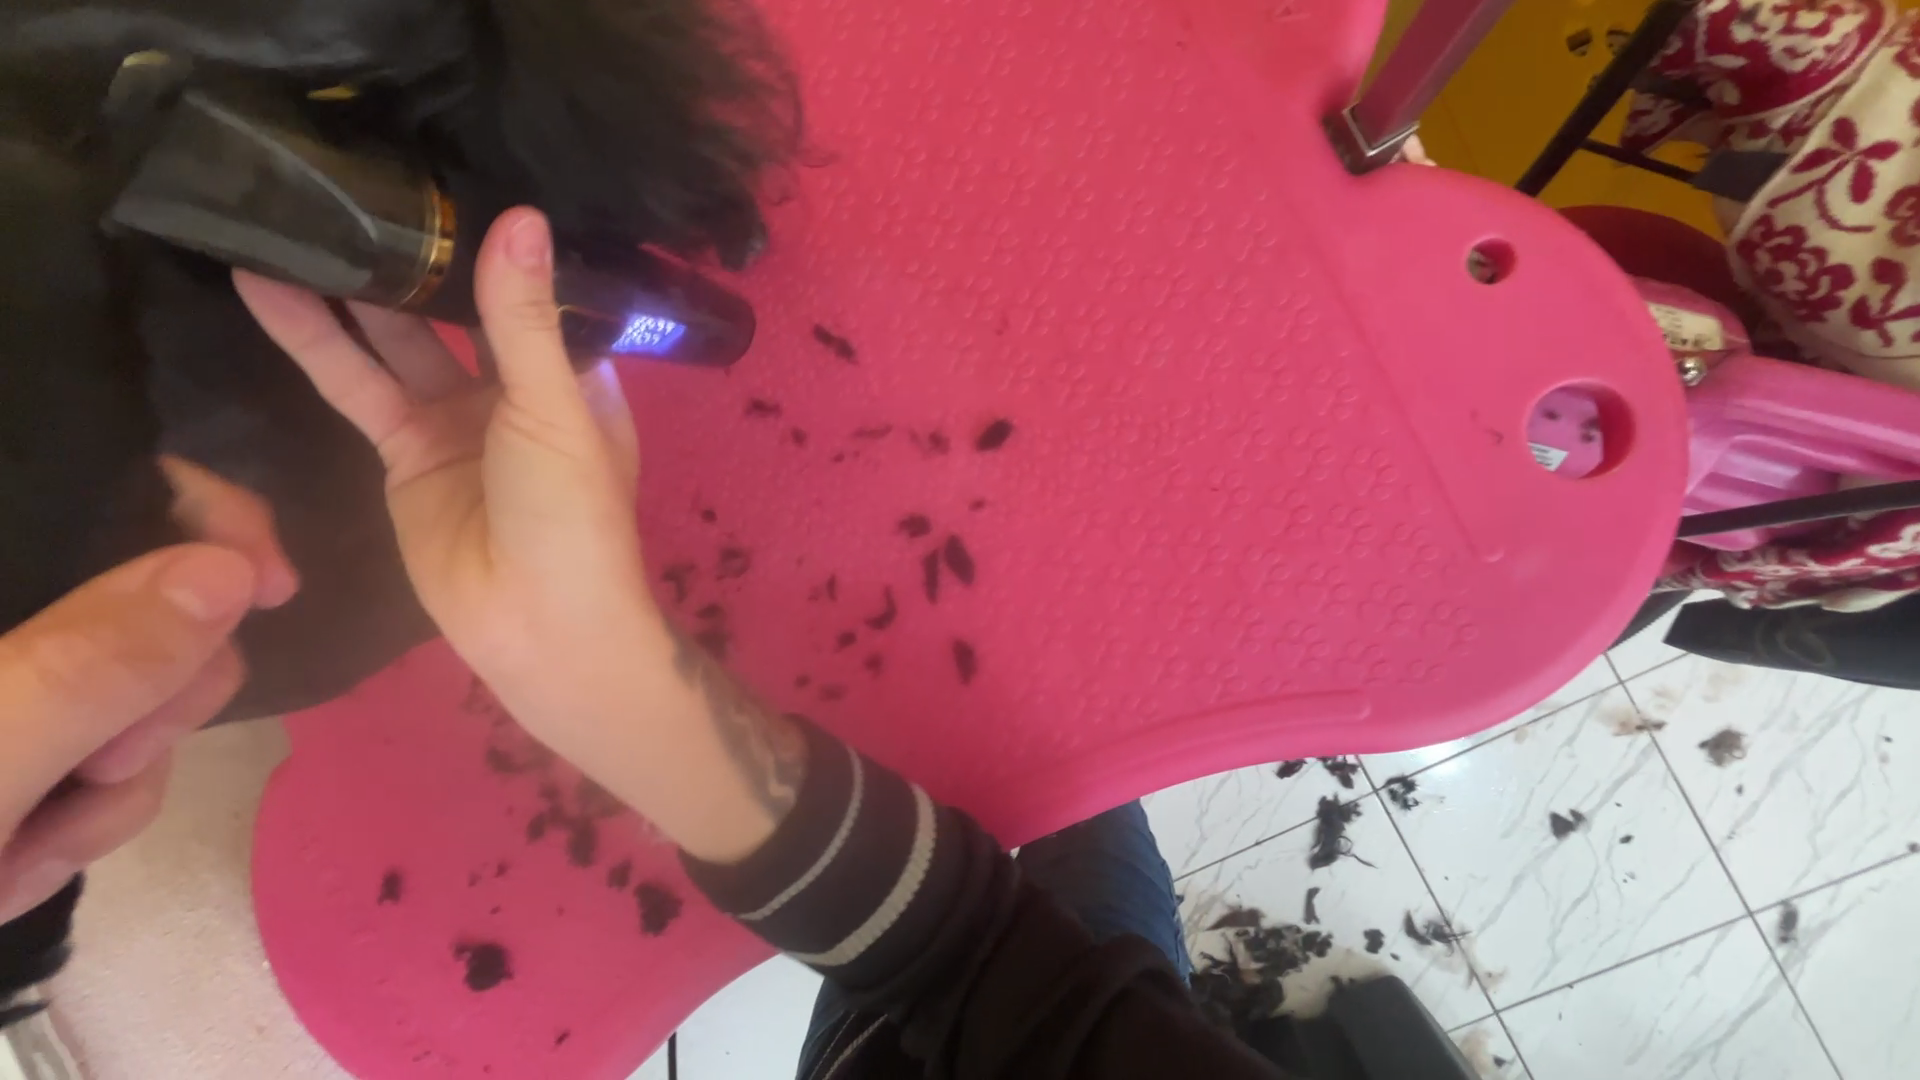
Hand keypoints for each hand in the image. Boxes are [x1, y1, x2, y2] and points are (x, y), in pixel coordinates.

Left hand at [0, 461, 294, 923]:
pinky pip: (118, 742)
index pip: (89, 491)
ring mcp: (0, 680)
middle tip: (118, 763)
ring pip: (144, 683)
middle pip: (145, 601)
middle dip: (163, 694)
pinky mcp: (11, 737)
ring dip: (124, 776)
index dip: (200, 520)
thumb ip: (89, 668)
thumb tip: (232, 572)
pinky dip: (92, 810)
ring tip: (40, 845)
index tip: (272, 587)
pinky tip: (27, 857)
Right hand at [239, 208, 803, 864]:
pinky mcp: (405, 453)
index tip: (458, 184)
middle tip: (365, 187)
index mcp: (576, 382)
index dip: (501, 254)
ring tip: (304, 218)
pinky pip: (357, 386)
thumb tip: (523, 217)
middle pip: (462, 317)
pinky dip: (317, 341)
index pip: (537, 302)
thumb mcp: (554, 406)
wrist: (537, 617)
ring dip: (357, 292)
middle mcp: (518, 396)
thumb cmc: (571, 510)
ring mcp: (458, 424)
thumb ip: (525, 319)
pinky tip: (271, 285)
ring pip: (401, 343)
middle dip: (421, 265)